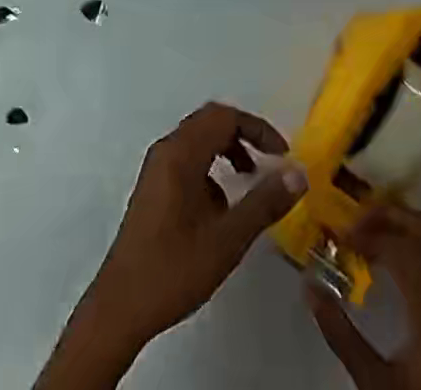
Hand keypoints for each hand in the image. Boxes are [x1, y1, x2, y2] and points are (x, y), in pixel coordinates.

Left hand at [35, 102, 307, 389]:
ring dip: (228, 151)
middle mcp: (165, 152)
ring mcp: (156, 168)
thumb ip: (265, 202)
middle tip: (272, 162)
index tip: (283, 155)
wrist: (123, 302)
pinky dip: (212, 168)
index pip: (223, 117)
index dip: (257, 128)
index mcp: (180, 155)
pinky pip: (187, 160)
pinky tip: (224, 207)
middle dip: (244, 135)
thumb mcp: (228, 238)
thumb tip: (298, 173)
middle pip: (208, 122)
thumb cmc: (175, 268)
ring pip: (197, 140)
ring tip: (252, 182)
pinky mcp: (154, 186)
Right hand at [305, 204, 420, 389]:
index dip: (370, 234)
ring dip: (401, 228)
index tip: (340, 236)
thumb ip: (341, 335)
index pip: (404, 251)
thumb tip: (309, 287)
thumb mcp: (375, 384)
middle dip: (389, 214)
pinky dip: (413, 250)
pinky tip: (388, 266)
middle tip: (354, 217)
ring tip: (366, 234)